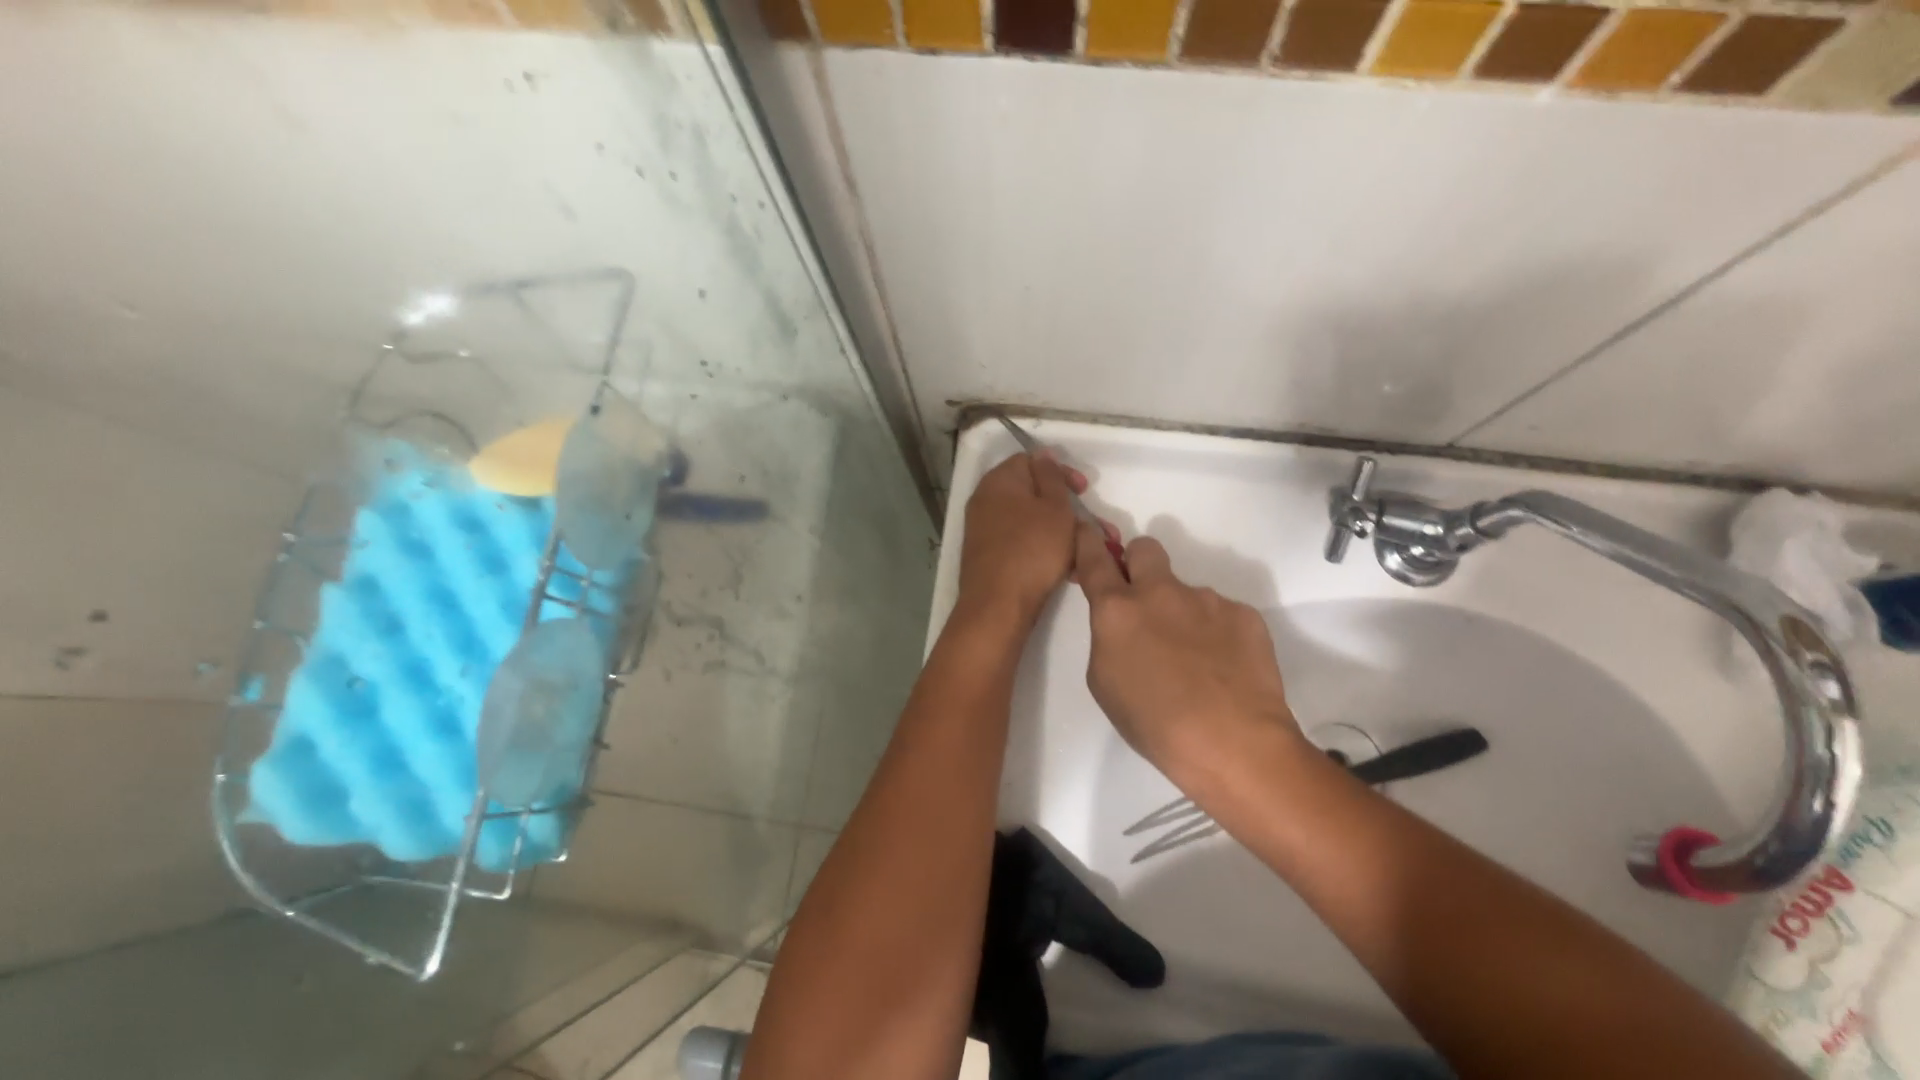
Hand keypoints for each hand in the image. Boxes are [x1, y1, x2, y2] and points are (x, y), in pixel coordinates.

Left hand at [956, 451, 1089, 626]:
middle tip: (1095, 527)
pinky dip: (1047, 552)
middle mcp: (987, 502)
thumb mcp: (1054, 508)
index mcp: (999, 481)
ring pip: (1033, 523)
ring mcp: (986, 531)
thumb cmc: (1032, 550)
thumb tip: (1043, 455)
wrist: (998, 606)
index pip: (1031, 461)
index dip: (1061, 472)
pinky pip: (1024, 545)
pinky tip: (1071, 571)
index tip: (1084, 491)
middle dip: (1069, 510)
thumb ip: (1051, 477)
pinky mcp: (991, 558)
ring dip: (1064, 534)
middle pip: (1034, 495)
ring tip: (1090, 552)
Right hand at [1072, 524, 1304, 787]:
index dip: (1088, 542)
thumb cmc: (1154, 724)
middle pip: (1145, 549)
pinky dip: (1218, 636)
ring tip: (1197, 664)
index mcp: (1117, 611)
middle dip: (1139, 563)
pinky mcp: (1244, 614)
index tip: (1086, 531)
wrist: (1233, 741)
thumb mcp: (1105, 683)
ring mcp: (1207, 599)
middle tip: (1145, 600)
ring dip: (1184, 615)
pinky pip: (1222, 616)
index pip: (1095, 560)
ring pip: (1187, 593)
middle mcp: (1161, 593)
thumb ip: (1108, 639)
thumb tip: (1125, 625)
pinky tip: (1224, 670)